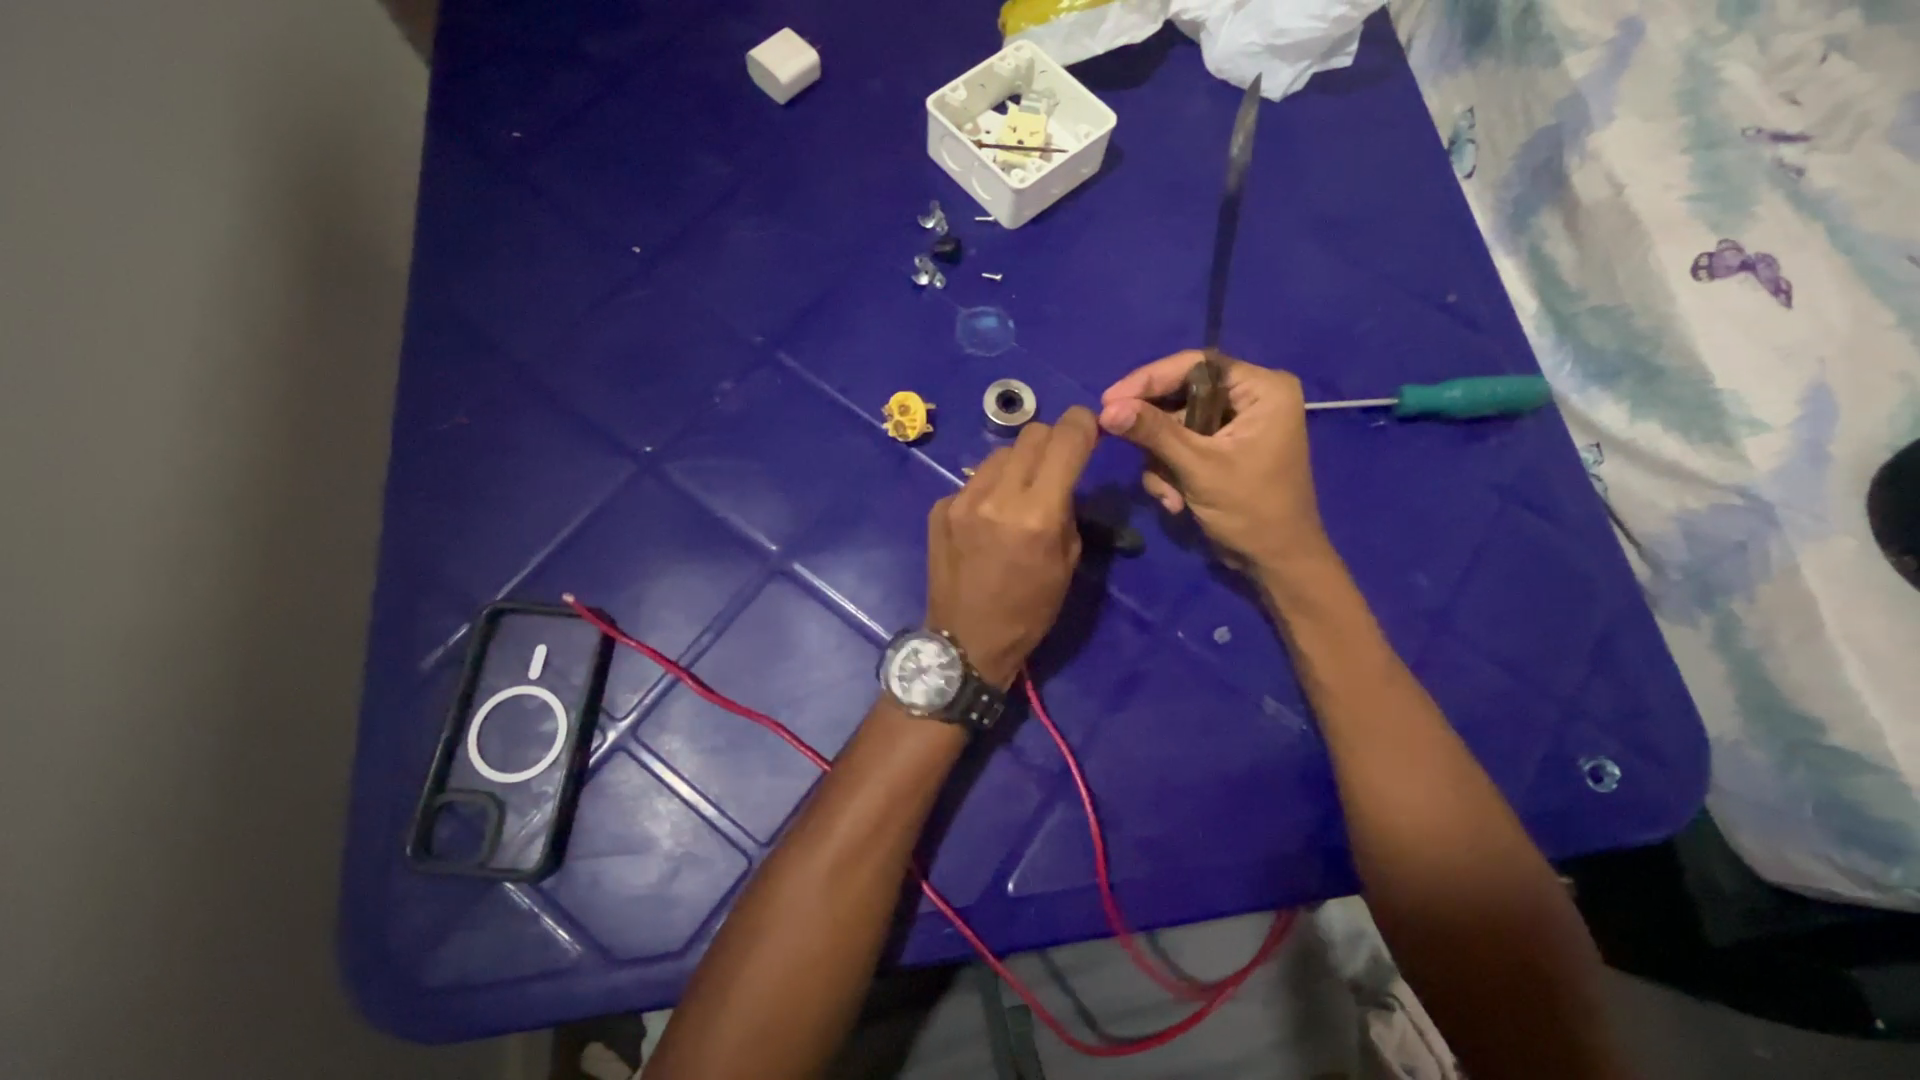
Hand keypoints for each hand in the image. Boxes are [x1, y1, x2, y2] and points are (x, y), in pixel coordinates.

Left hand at [927, 407, 1099, 687]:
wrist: (965, 641)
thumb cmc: (1029, 611)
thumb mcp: (1067, 563)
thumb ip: (1067, 510)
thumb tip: (1063, 478)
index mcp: (1038, 514)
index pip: (1066, 439)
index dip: (1083, 424)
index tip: (1089, 428)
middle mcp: (998, 497)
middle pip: (1032, 434)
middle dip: (1052, 441)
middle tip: (1058, 464)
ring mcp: (962, 500)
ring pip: (1000, 453)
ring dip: (1018, 464)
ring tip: (1020, 496)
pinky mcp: (940, 508)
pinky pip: (974, 481)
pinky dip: (989, 490)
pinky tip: (988, 521)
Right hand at [1098, 351, 1328, 570]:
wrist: (1276, 563)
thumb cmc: (1252, 511)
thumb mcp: (1198, 468)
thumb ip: (1153, 433)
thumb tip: (1106, 410)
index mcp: (1263, 389)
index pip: (1196, 365)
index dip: (1149, 379)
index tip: (1109, 399)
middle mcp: (1252, 398)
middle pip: (1180, 395)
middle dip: (1156, 434)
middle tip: (1119, 441)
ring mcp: (1237, 425)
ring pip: (1174, 425)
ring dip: (1162, 461)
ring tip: (1168, 495)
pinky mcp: (1223, 449)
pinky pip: (1181, 446)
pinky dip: (1171, 472)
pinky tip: (1176, 501)